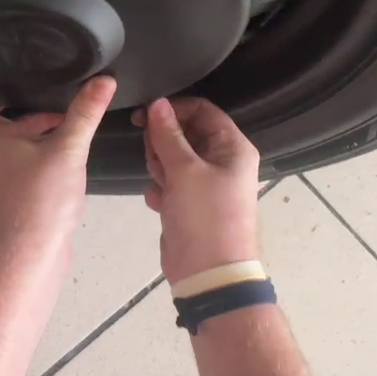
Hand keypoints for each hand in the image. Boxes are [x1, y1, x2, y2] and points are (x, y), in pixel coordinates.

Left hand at [0, 76, 116, 245]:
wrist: (29, 253)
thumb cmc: (37, 199)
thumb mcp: (68, 148)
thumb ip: (85, 114)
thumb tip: (103, 82)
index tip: (16, 87)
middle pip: (8, 129)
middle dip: (34, 118)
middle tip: (63, 110)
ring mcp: (6, 181)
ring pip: (22, 151)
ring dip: (44, 141)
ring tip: (73, 134)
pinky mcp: (20, 200)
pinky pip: (33, 173)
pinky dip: (49, 165)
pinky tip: (71, 168)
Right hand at [134, 97, 261, 282]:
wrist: (207, 273)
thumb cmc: (204, 217)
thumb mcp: (184, 170)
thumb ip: (167, 134)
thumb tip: (157, 103)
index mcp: (232, 148)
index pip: (202, 110)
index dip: (173, 109)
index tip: (144, 116)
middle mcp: (221, 161)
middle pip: (183, 132)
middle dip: (162, 144)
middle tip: (157, 160)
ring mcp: (204, 182)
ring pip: (171, 157)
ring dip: (159, 167)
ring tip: (163, 186)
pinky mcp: (188, 201)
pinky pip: (167, 181)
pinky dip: (159, 188)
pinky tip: (160, 203)